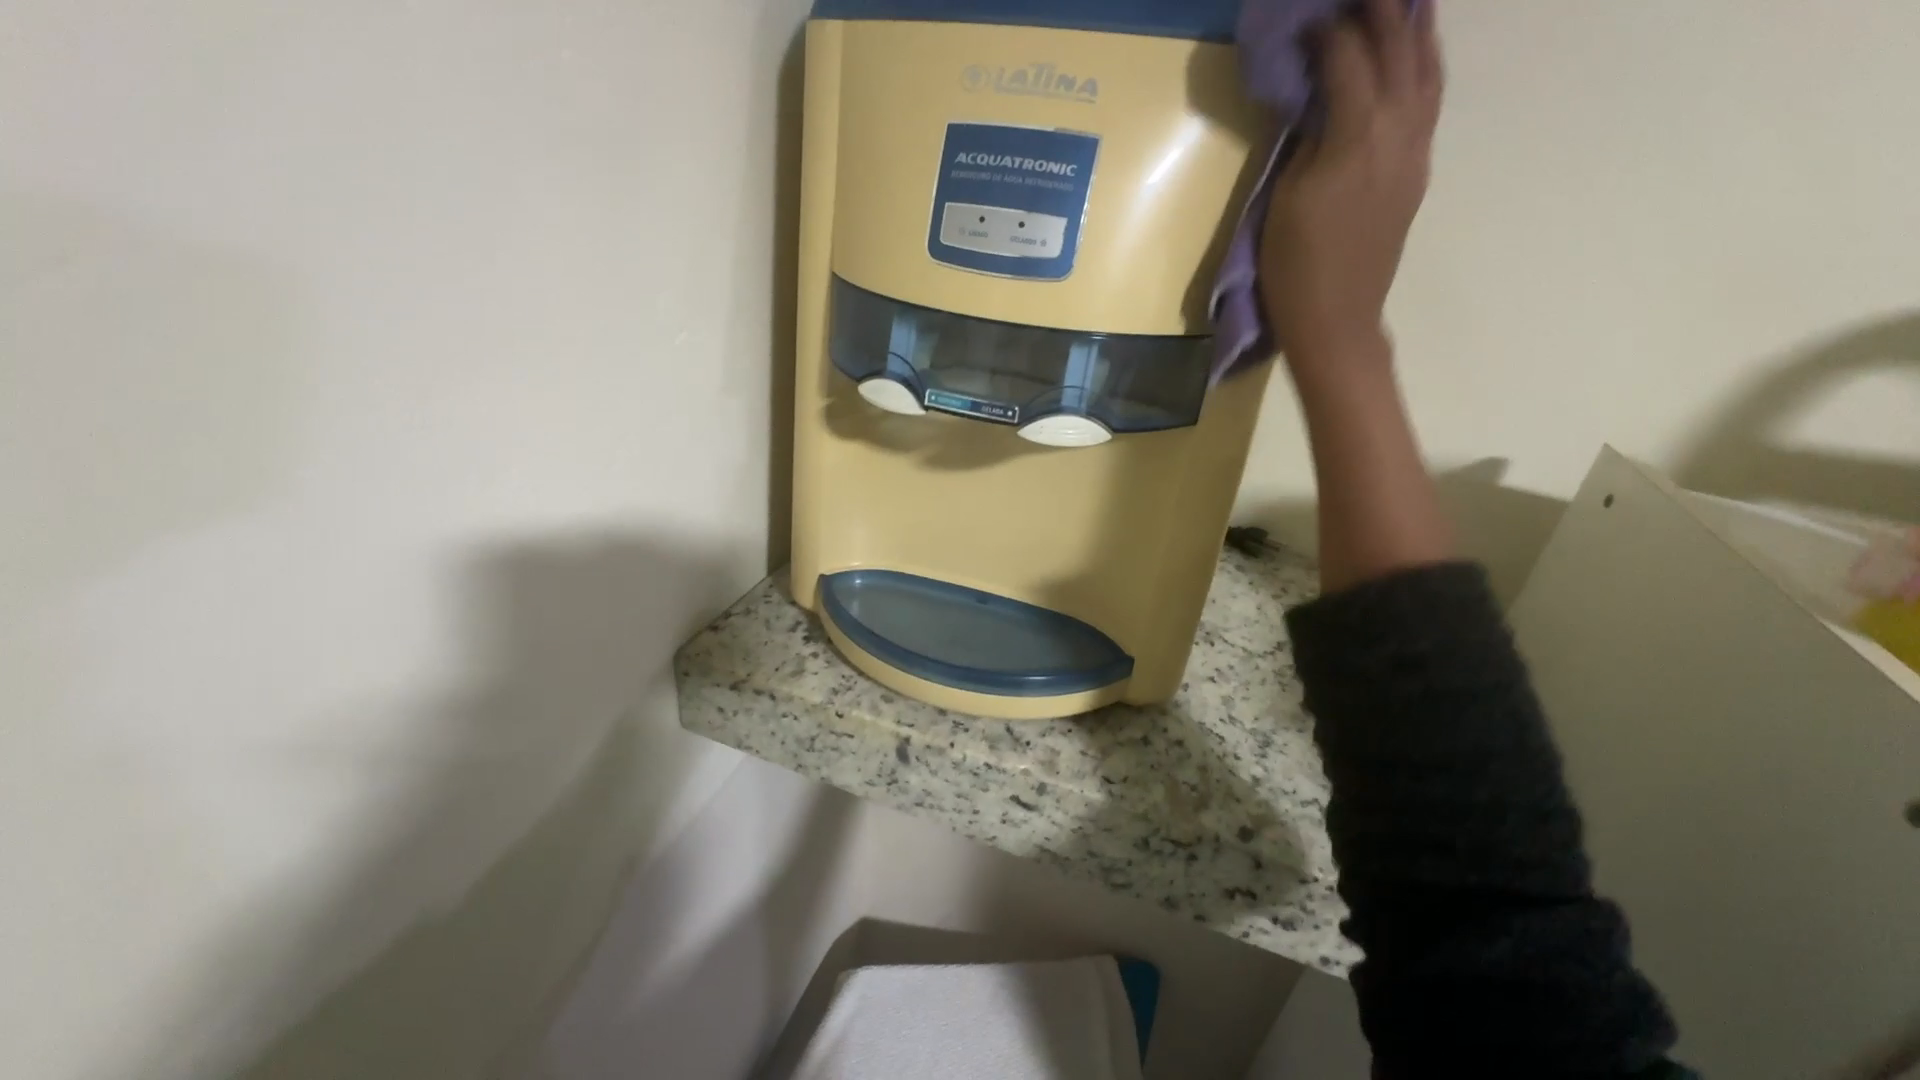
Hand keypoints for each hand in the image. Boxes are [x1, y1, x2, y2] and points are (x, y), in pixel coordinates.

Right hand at [1259, 0, 1442, 366]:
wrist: (1337, 318)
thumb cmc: (1295, 265)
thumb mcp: (1284, 197)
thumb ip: (1306, 141)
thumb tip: (1319, 106)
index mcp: (1356, 138)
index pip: (1348, 62)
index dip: (1328, 34)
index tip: (1307, 23)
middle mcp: (1397, 133)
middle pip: (1398, 54)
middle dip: (1382, 12)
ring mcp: (1415, 152)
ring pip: (1426, 73)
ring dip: (1416, 31)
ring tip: (1408, 4)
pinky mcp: (1417, 172)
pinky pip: (1429, 102)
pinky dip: (1423, 68)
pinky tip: (1415, 57)